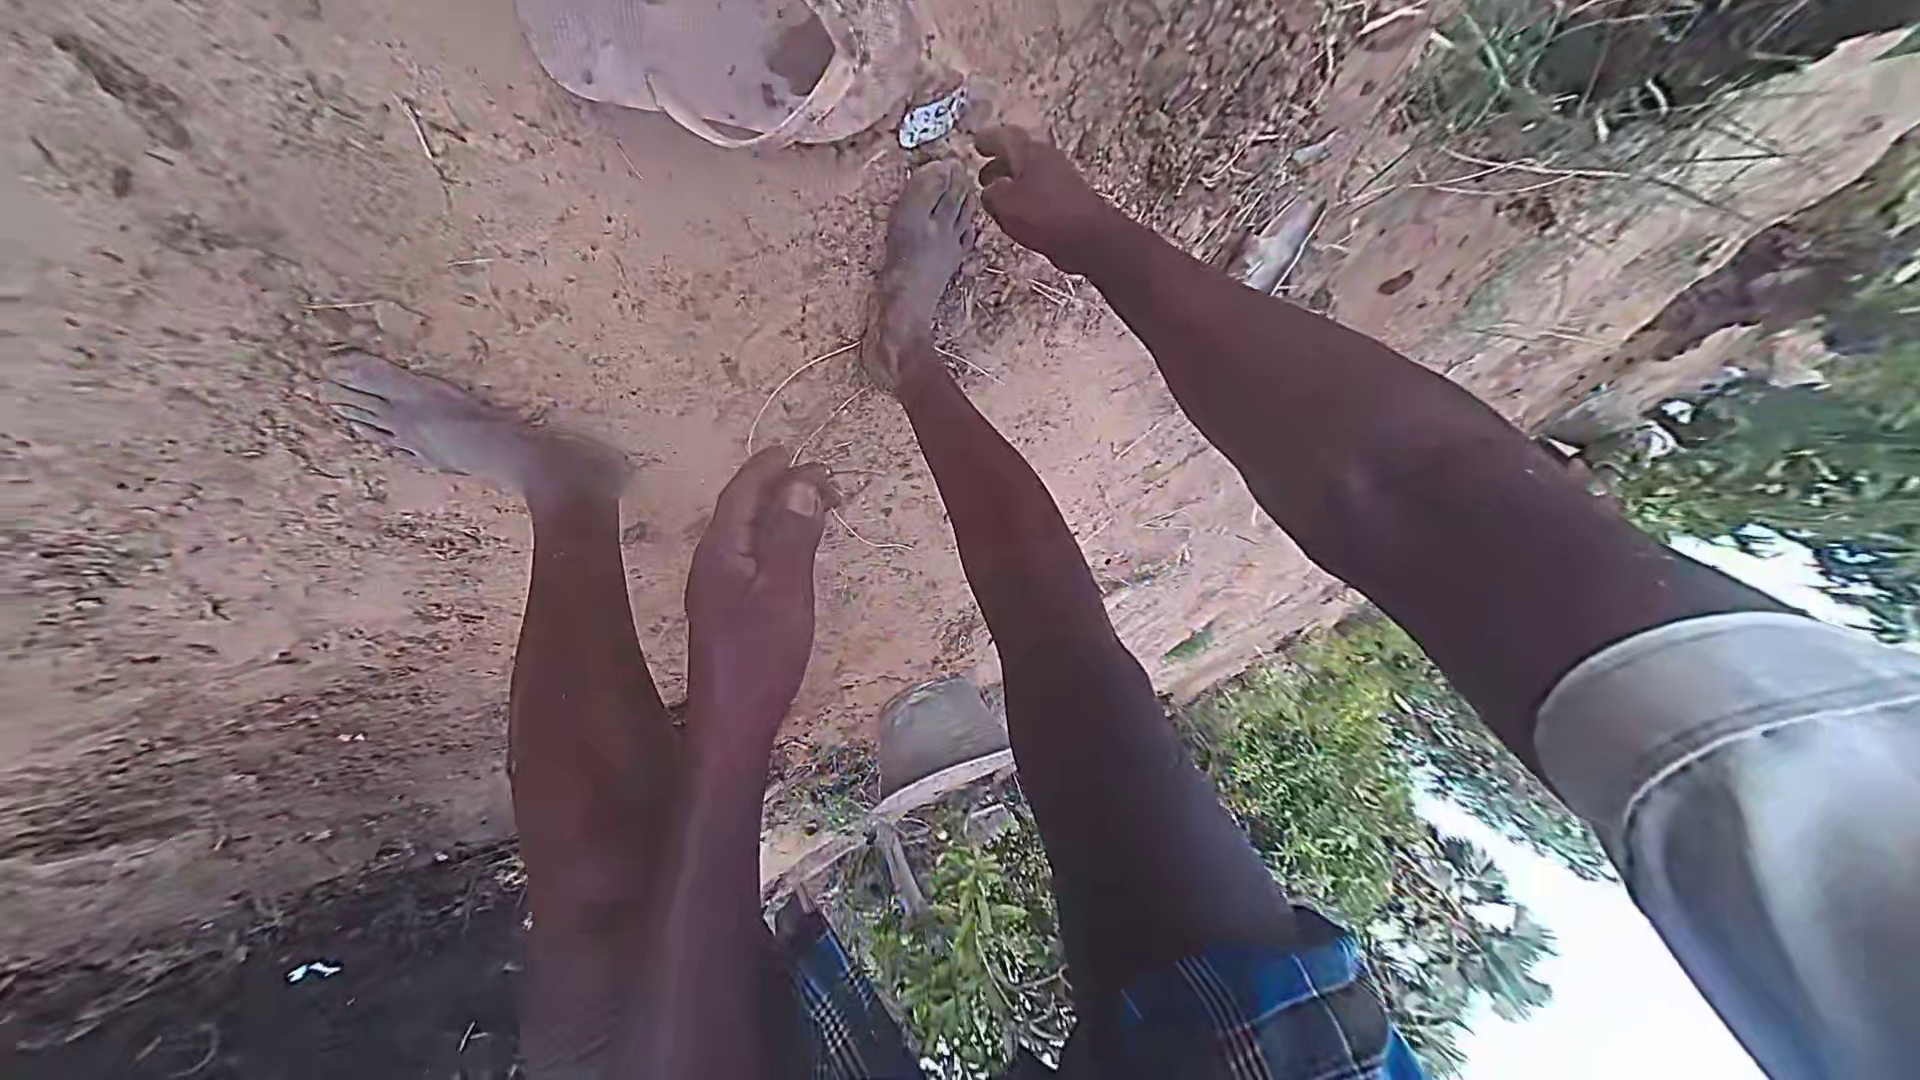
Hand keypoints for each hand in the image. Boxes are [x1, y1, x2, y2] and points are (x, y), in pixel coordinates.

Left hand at [686, 448, 836, 740]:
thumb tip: (801, 485)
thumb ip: (791, 535)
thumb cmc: (762, 654)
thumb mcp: (784, 590)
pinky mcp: (728, 606)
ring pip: (748, 532)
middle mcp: (712, 561)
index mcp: (720, 550)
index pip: (743, 493)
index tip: (799, 452)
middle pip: (744, 509)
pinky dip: (777, 537)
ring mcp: (717, 585)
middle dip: (780, 486)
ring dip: (780, 511)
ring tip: (816, 504)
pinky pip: (752, 553)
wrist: (734, 721)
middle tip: (825, 482)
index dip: (769, 468)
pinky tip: (793, 546)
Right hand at [975, 126, 1124, 274]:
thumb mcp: (1005, 205)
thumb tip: (990, 192)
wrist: (1087, 236)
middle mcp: (1046, 158)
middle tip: (983, 175)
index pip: (1004, 138)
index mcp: (1028, 153)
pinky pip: (1040, 191)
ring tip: (998, 197)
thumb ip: (992, 195)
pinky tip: (1020, 213)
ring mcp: (1061, 178)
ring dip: (1012, 182)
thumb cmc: (1043, 215)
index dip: (989, 140)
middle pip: (1019, 155)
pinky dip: (1026, 197)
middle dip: (1000, 164)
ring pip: (1030, 174)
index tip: (976, 143)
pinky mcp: (1069, 199)